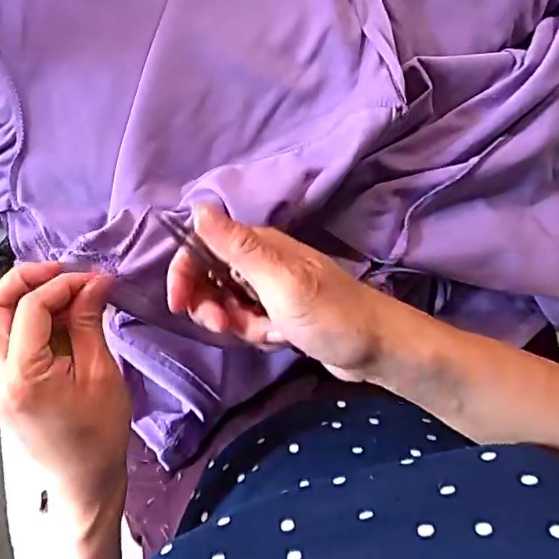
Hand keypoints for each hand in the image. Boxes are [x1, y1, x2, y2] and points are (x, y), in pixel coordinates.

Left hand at [0, 262, 131, 542]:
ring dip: (21, 296)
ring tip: (61, 290)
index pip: (30, 307)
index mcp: (22, 375)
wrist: (83, 483)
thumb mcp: (101, 373)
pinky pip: (1, 337)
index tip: (92, 278)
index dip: (62, 283)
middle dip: (24, 279)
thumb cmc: (99, 435)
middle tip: (61, 271)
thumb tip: (93, 281)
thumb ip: (88, 321)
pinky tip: (54, 314)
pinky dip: (22, 317)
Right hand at [167, 204, 427, 383]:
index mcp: (257, 244)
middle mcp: (259, 260)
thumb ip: (236, 246)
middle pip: (208, 276)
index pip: (201, 247)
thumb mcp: (279, 281)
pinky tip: (276, 337)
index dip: (183, 273)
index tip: (178, 305)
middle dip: (208, 304)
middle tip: (222, 326)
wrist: (380, 351)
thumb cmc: (330, 314)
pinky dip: (253, 331)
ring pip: (225, 302)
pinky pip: (246, 319)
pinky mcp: (277, 311)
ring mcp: (268, 286)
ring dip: (233, 322)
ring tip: (260, 333)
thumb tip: (197, 207)